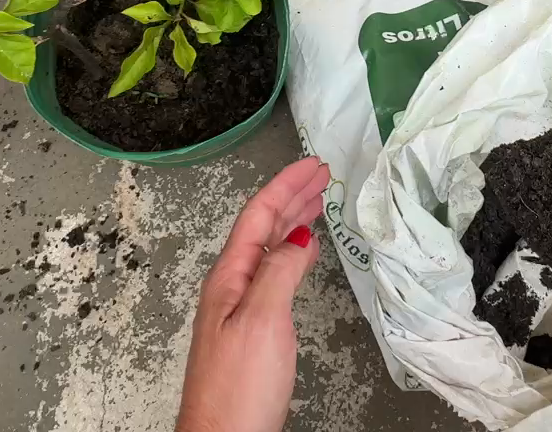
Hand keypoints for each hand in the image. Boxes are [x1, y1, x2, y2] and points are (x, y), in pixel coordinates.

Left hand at [176, 156, 330, 431]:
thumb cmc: (239, 387)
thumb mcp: (263, 319)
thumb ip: (280, 270)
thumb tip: (300, 236)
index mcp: (230, 275)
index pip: (259, 214)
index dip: (286, 184)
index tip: (313, 164)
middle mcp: (232, 285)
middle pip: (263, 225)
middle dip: (292, 195)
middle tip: (322, 174)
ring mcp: (240, 307)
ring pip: (269, 247)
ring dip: (294, 219)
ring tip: (317, 201)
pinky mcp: (252, 328)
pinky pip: (275, 270)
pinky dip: (293, 250)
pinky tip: (303, 252)